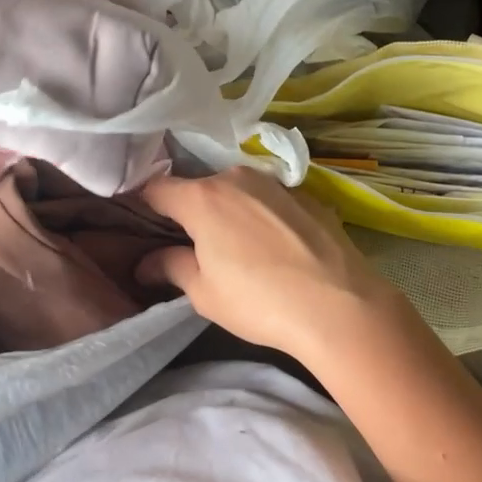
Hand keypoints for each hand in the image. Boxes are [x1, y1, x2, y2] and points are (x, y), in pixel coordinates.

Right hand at [136, 167, 407, 360]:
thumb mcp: (205, 293)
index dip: (144, 204)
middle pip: (200, 188)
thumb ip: (171, 267)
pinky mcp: (307, 194)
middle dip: (192, 211)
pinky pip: (270, 200)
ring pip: (238, 191)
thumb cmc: (260, 301)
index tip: (141, 223)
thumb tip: (146, 262)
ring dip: (230, 211)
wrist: (339, 303)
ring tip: (237, 246)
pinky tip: (275, 247)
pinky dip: (263, 216)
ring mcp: (276, 183)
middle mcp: (237, 178)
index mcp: (203, 198)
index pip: (157, 189)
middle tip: (192, 244)